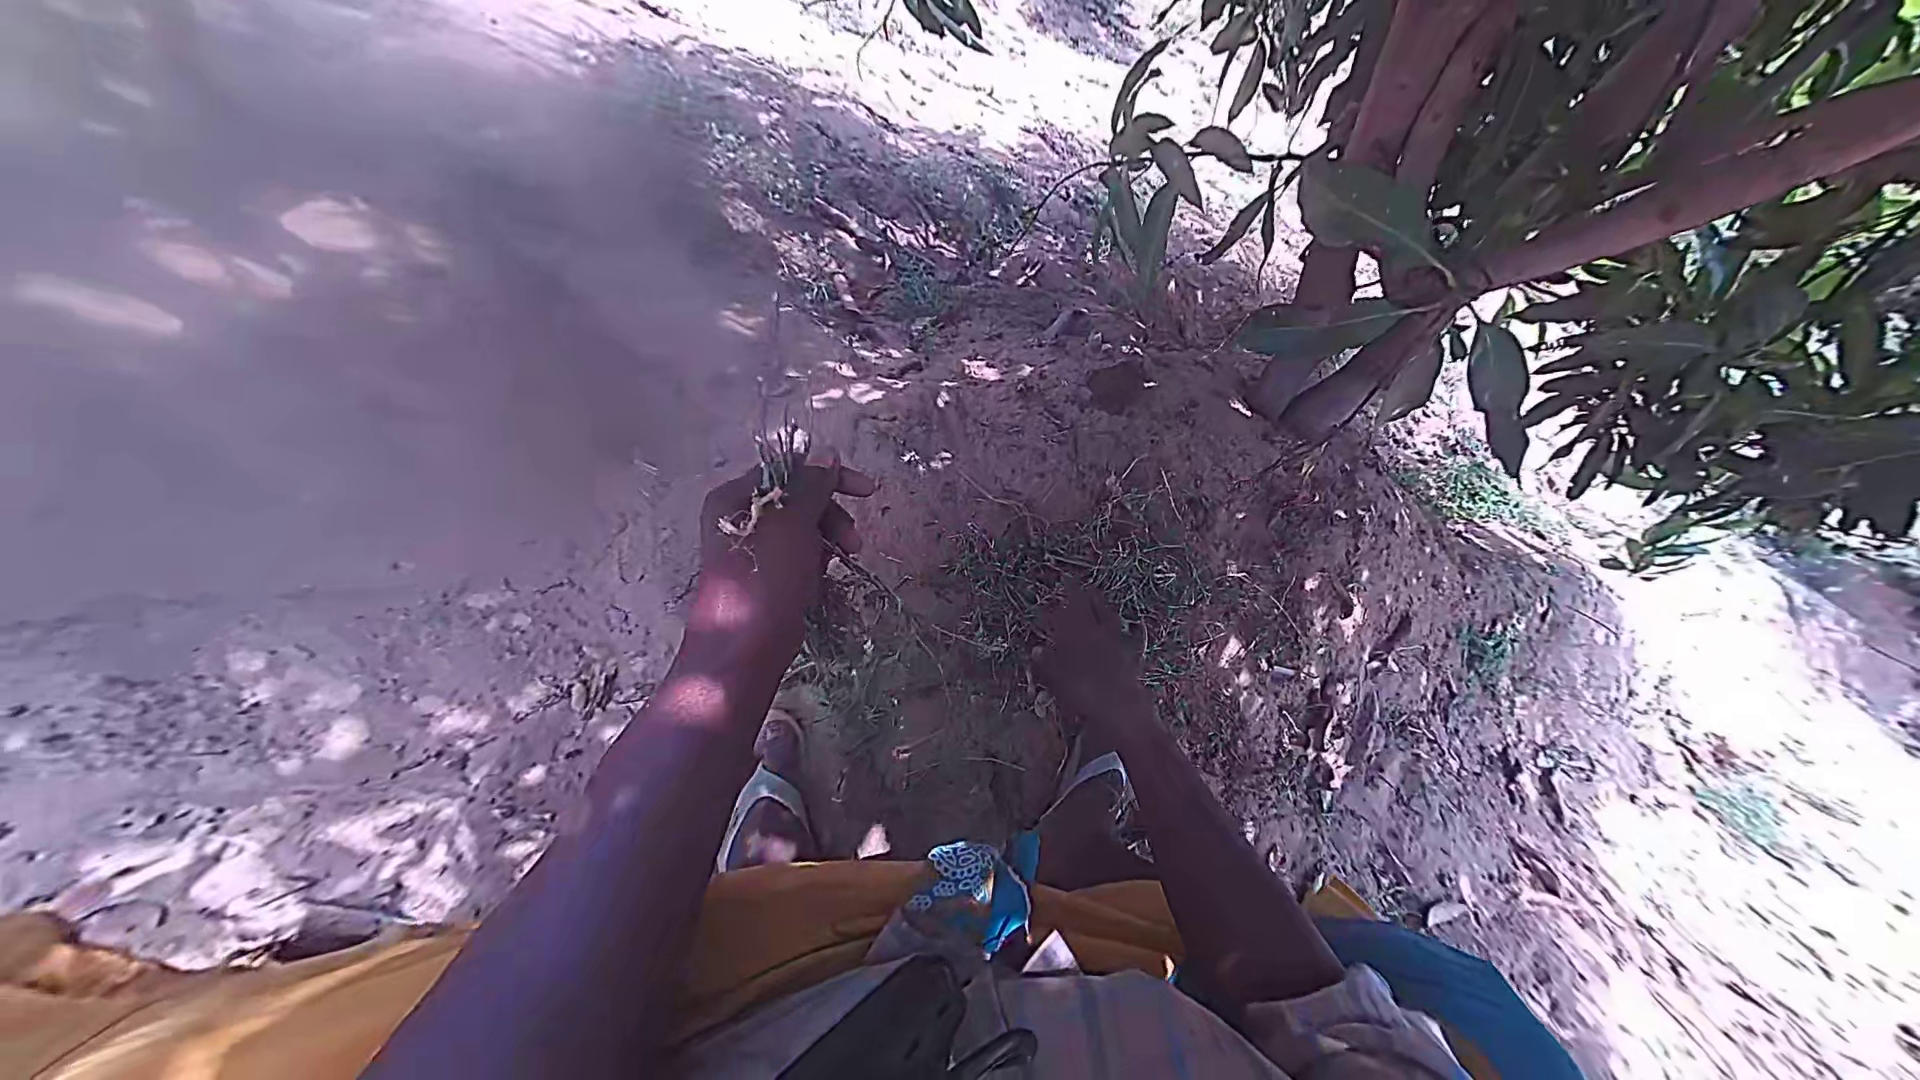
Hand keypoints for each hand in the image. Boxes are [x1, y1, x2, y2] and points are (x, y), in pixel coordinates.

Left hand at [688, 451, 877, 662]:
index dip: (831, 476)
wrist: (745, 648)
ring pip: (803, 528)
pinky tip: (827, 574)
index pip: (789, 470)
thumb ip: (811, 486)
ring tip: (844, 559)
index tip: (867, 490)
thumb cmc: (767, 580)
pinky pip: (800, 553)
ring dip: (829, 537)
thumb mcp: (792, 523)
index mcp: (735, 497)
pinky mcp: (767, 575)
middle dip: (832, 514)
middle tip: (853, 541)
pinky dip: (818, 558)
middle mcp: (740, 518)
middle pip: (799, 499)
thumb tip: (827, 454)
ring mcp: (753, 548)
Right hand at [1033, 584, 1153, 731]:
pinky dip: (1134, 629)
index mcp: (1077, 636)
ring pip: (1110, 616)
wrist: (1122, 712)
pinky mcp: (1134, 655)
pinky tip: (1135, 625)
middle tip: (1073, 582)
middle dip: (1080, 594)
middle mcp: (1098, 634)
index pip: (1065, 611)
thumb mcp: (1057, 680)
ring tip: (1097, 595)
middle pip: (1089, 607)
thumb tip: (1037, 650)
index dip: (1059, 600)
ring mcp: (1118, 643)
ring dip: (1102, 604)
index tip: (1055, 589)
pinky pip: (1134, 636)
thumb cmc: (1084, 696)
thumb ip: (1046, 663)